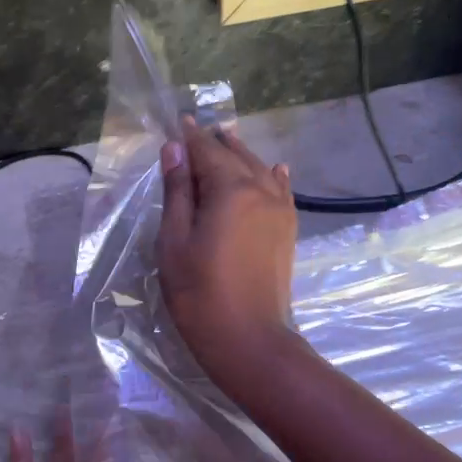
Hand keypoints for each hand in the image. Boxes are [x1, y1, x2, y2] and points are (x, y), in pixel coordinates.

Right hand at [157, 118, 301, 377]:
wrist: (249, 339)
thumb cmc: (199, 293)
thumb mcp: (174, 241)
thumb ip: (177, 192)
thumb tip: (175, 149)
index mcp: (230, 189)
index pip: (206, 151)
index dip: (190, 137)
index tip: (177, 121)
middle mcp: (261, 190)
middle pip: (235, 156)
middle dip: (214, 143)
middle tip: (196, 130)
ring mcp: (280, 210)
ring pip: (259, 169)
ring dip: (241, 154)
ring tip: (226, 140)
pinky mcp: (288, 230)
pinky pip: (282, 191)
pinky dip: (273, 176)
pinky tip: (274, 169)